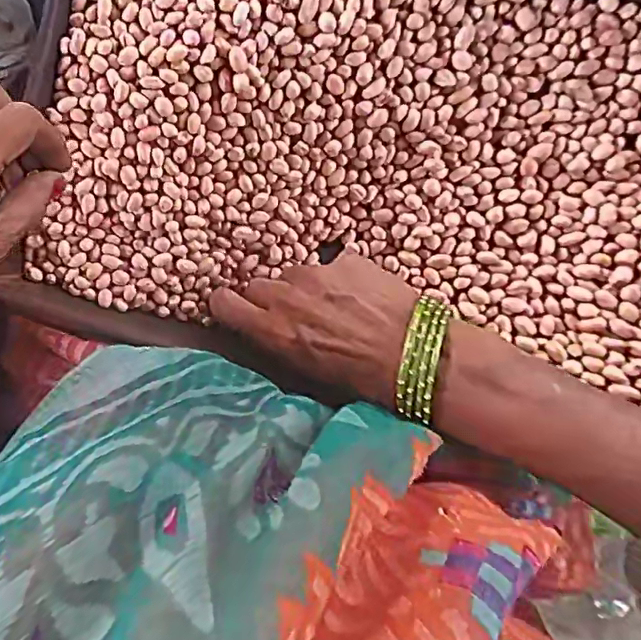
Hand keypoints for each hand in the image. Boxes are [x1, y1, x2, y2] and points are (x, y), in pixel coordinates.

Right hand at [209, 253, 421, 405]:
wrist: (418, 356)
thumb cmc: (360, 379)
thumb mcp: (305, 372)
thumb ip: (275, 343)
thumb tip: (262, 331)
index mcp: (271, 328)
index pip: (222, 301)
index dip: (228, 305)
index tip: (237, 311)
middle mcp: (285, 296)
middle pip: (256, 286)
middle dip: (268, 299)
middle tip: (293, 316)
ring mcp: (316, 272)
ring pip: (293, 274)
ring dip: (303, 287)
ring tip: (332, 307)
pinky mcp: (346, 259)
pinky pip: (330, 265)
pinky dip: (338, 278)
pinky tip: (359, 297)